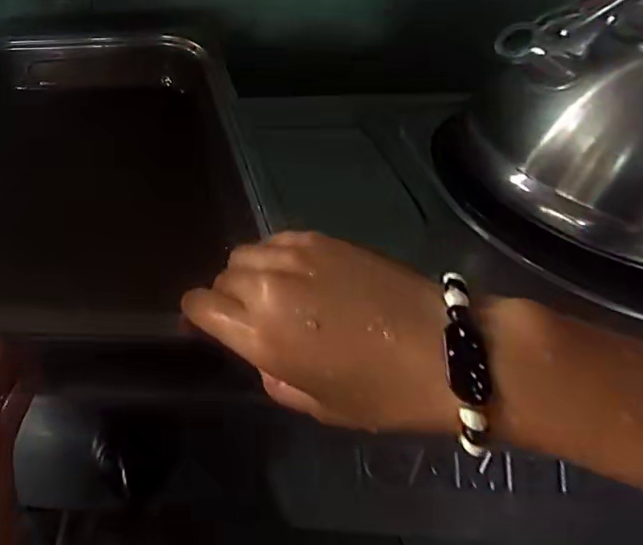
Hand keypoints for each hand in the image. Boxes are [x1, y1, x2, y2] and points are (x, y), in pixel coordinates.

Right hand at [181, 230, 451, 432]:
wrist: (444, 349)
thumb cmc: (383, 392)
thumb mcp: (318, 405)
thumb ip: (272, 374)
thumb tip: (259, 350)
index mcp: (260, 335)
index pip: (198, 305)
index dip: (199, 315)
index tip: (213, 325)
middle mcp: (264, 287)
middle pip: (220, 278)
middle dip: (229, 298)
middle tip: (258, 316)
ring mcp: (290, 255)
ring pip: (244, 254)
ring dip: (251, 273)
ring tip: (279, 290)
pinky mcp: (314, 237)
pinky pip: (274, 240)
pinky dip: (276, 256)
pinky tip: (302, 273)